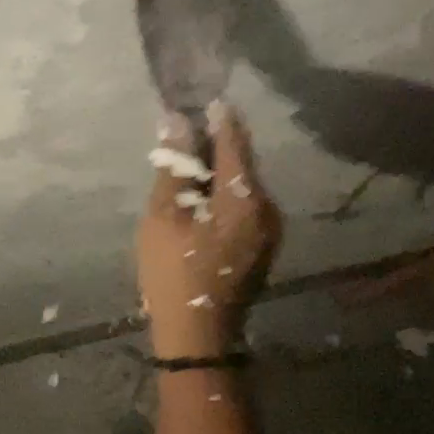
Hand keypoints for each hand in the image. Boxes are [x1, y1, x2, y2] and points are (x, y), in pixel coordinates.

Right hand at [138, 103, 281, 359]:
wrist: (199, 336)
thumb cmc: (175, 272)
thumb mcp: (164, 216)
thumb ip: (174, 166)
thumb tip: (176, 122)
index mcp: (245, 198)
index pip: (234, 141)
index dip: (218, 117)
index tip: (201, 97)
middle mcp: (267, 208)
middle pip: (241, 163)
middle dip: (214, 144)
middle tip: (184, 131)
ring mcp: (269, 230)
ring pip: (243, 185)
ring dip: (217, 171)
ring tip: (186, 164)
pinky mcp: (262, 246)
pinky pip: (244, 205)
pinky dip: (223, 194)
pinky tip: (199, 198)